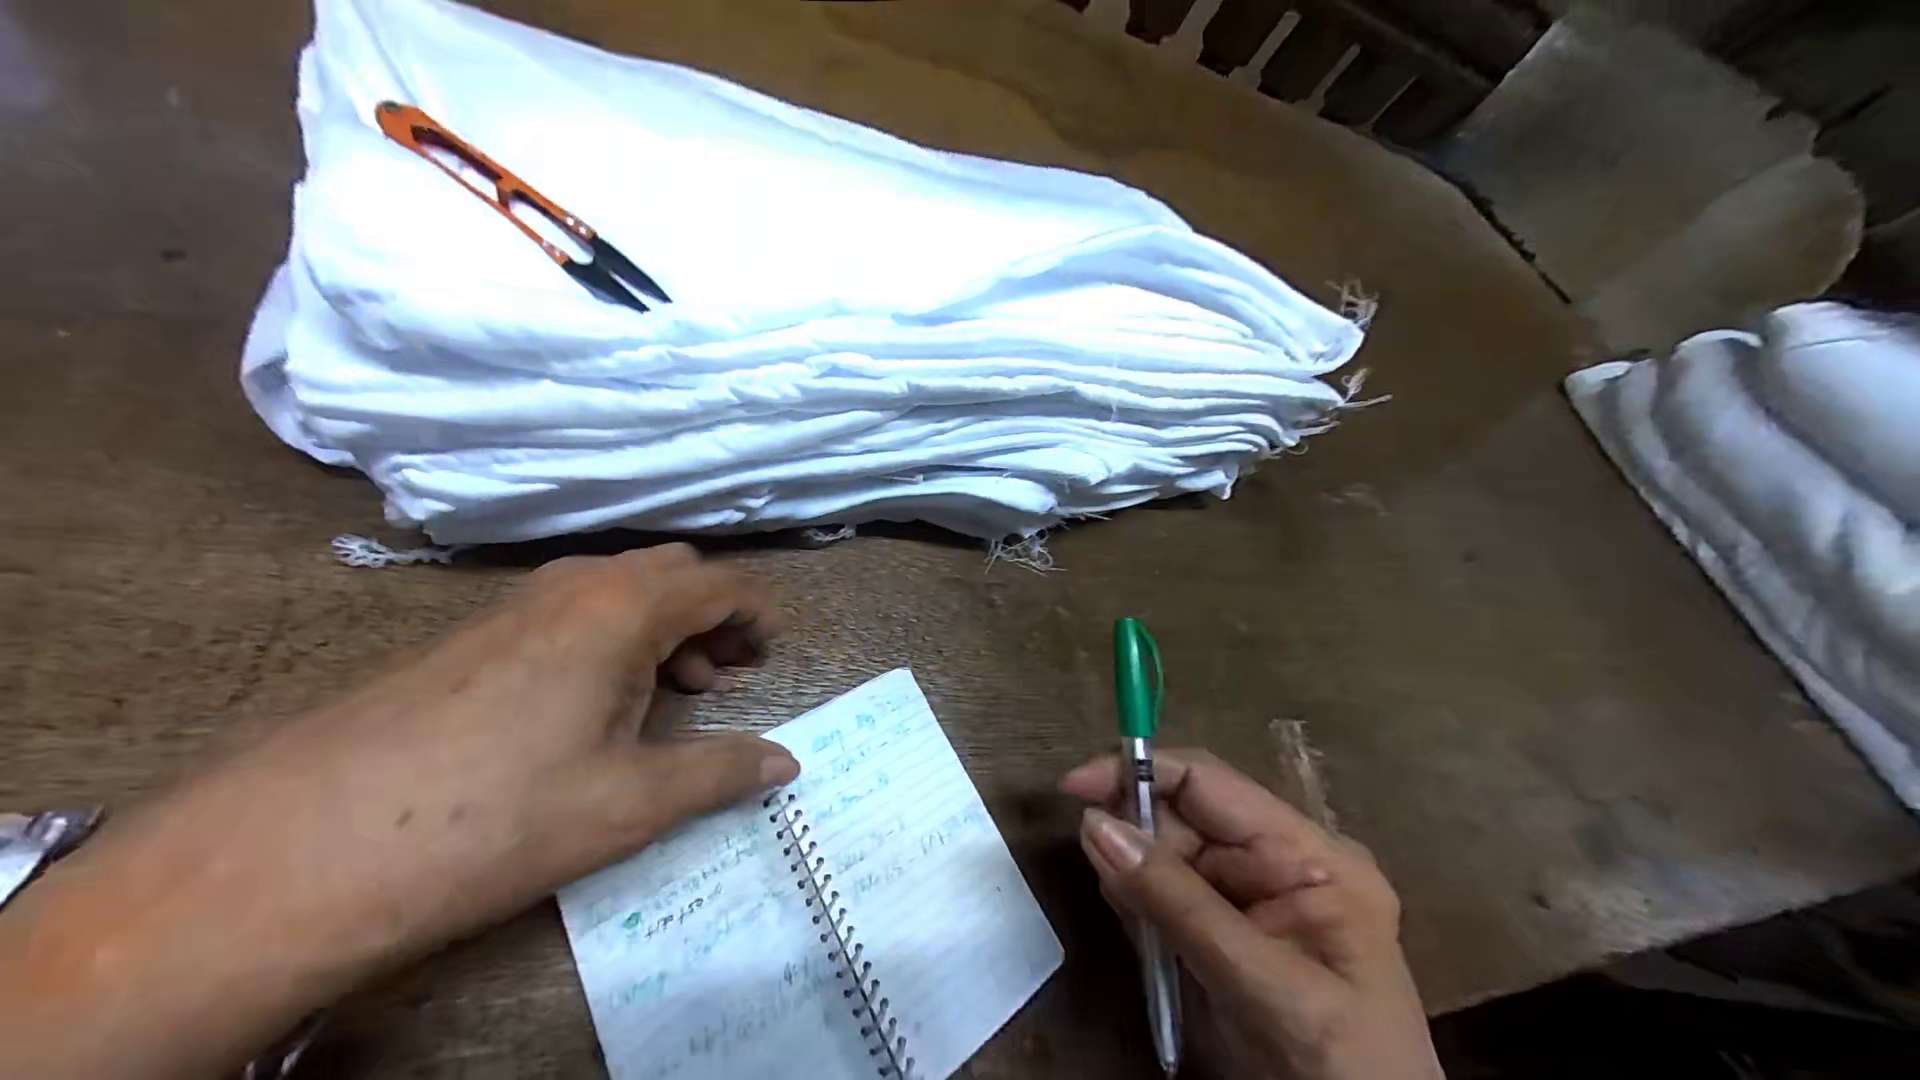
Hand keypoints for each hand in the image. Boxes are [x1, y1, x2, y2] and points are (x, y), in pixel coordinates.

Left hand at [0, 544, 797, 1079]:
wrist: (295, 852)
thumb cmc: (497, 817)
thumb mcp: (630, 801)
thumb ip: (721, 770)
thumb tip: (788, 761)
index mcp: (622, 608)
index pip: (720, 583)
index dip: (759, 613)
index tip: (774, 654)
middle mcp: (573, 585)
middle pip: (673, 572)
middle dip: (714, 614)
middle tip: (725, 677)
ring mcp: (516, 604)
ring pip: (621, 587)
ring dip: (663, 625)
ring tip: (668, 692)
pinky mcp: (475, 634)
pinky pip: (574, 608)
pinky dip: (614, 636)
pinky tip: (596, 702)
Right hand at [1061, 749, 1441, 1079]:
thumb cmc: (1340, 1069)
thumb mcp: (1260, 984)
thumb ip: (1176, 901)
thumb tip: (1094, 823)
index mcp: (1305, 853)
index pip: (1209, 783)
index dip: (1141, 771)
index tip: (1074, 784)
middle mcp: (1274, 859)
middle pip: (1180, 815)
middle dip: (1133, 834)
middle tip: (1100, 873)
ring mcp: (1246, 894)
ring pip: (1162, 854)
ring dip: (1132, 880)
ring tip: (1144, 934)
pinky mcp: (1220, 926)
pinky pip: (1161, 893)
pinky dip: (1138, 909)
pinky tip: (1149, 946)